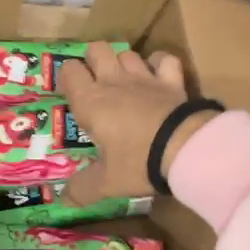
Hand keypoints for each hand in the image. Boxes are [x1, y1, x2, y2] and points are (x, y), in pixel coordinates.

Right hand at [58, 46, 209, 203]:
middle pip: (97, 49)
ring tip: (126, 80)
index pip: (69, 71)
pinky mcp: (172, 80)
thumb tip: (64, 200)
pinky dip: (159, 62)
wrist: (185, 150)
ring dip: (124, 62)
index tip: (71, 94)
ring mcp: (145, 77)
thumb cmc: (137, 162)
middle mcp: (114, 82)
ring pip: (128, 53)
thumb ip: (83, 189)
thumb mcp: (106, 182)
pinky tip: (157, 73)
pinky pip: (164, 58)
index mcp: (90, 101)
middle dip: (94, 60)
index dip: (68, 77)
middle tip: (97, 82)